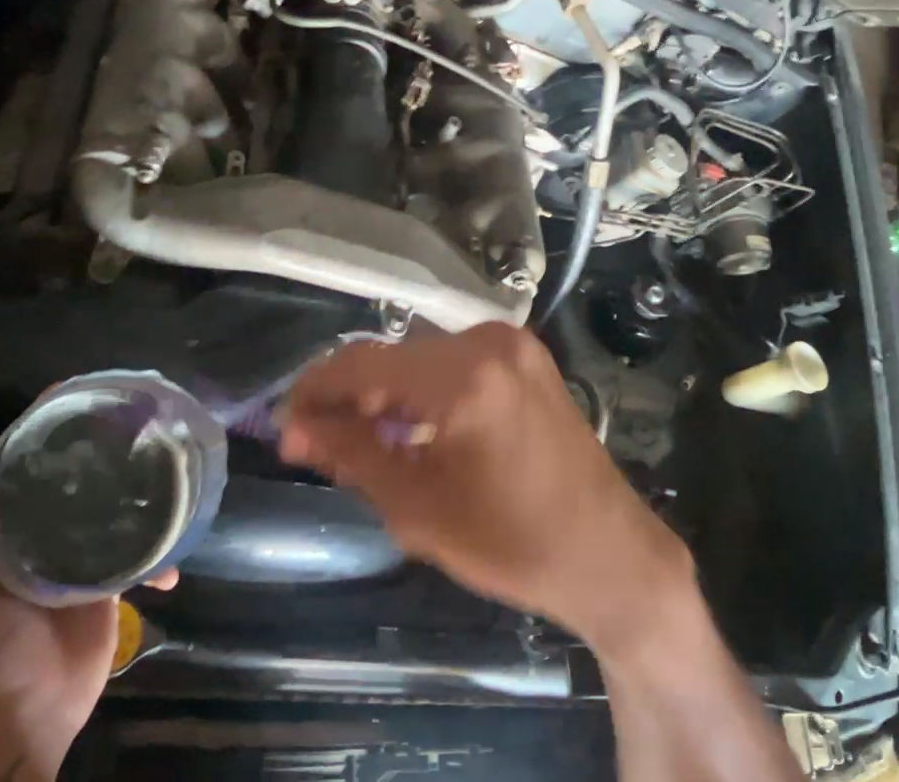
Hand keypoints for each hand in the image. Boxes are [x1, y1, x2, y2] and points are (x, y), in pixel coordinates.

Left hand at [0, 449, 175, 744]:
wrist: (30, 703)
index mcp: (6, 528)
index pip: (23, 468)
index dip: (40, 432)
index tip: (67, 396)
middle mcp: (46, 533)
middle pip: (75, 482)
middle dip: (100, 453)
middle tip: (129, 422)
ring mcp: (84, 556)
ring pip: (114, 512)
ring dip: (140, 496)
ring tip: (165, 471)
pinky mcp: (114, 582)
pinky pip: (143, 558)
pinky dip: (161, 559)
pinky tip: (174, 559)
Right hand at [278, 323, 692, 651]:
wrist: (612, 556)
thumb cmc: (514, 543)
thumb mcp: (419, 507)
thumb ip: (353, 455)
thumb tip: (297, 429)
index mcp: (463, 377)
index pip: (361, 364)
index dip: (314, 392)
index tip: (287, 429)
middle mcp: (488, 342)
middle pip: (390, 357)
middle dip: (349, 397)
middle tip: (318, 445)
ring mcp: (514, 347)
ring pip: (420, 360)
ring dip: (385, 396)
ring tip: (360, 444)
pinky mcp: (528, 361)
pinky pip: (454, 365)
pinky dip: (423, 393)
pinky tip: (408, 431)